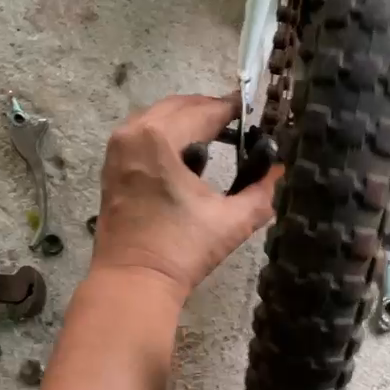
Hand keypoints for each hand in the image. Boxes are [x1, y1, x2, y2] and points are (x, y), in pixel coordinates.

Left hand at [90, 94, 282, 300]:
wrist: (134, 282)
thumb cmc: (181, 251)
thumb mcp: (230, 222)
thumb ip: (259, 193)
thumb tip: (277, 172)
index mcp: (159, 138)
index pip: (204, 112)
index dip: (232, 110)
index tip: (253, 110)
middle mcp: (133, 133)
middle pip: (178, 107)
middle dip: (208, 112)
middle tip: (237, 124)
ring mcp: (117, 150)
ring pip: (157, 119)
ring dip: (185, 123)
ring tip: (214, 139)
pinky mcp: (112, 168)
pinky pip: (142, 137)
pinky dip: (166, 139)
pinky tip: (186, 160)